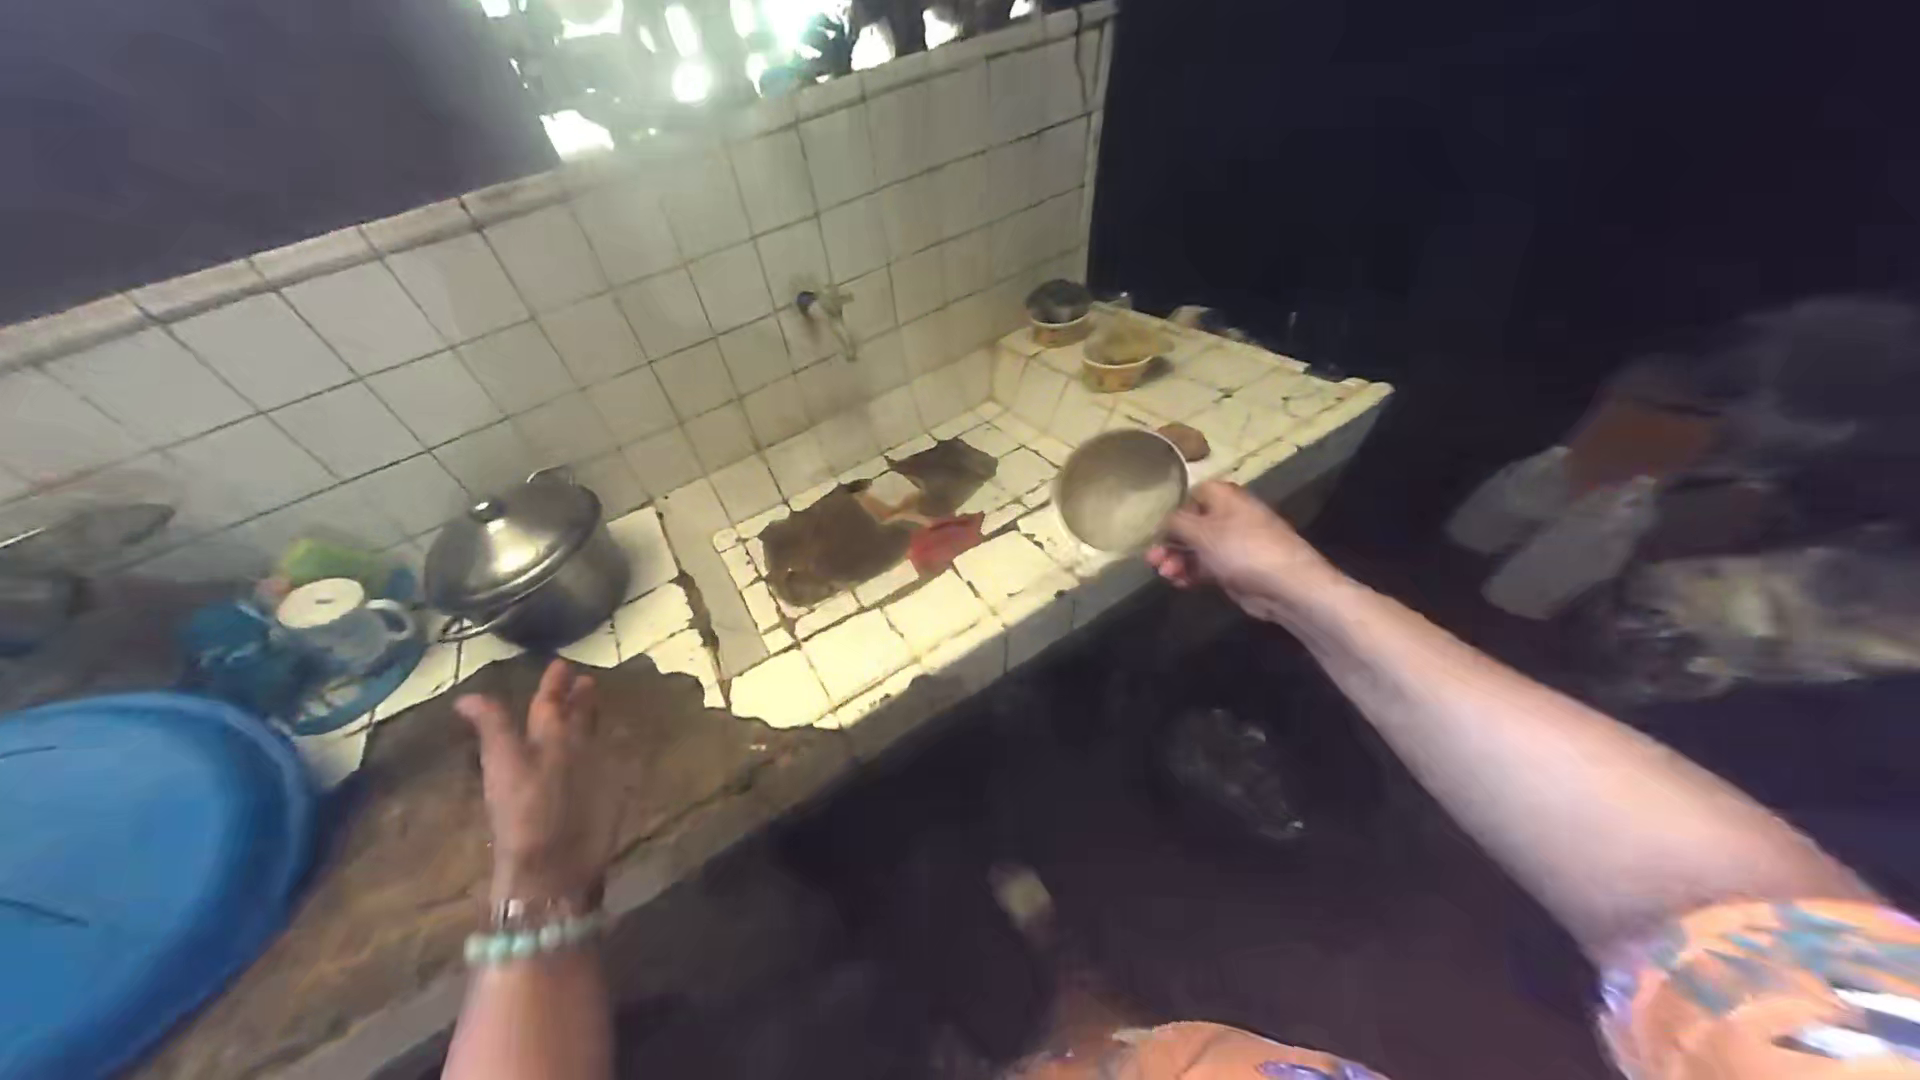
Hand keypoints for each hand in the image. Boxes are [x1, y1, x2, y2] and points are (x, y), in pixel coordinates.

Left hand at [456, 660, 608, 905]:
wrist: (554, 863)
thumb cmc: (530, 809)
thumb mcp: (508, 762)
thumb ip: (496, 728)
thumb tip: (463, 698)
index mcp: (529, 746)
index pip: (542, 707)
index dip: (551, 687)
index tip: (562, 663)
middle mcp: (552, 756)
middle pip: (561, 720)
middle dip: (571, 698)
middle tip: (585, 675)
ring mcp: (577, 772)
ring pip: (581, 735)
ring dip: (588, 714)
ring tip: (598, 694)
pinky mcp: (599, 789)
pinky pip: (603, 756)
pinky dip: (609, 741)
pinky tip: (617, 732)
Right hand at [1145, 481, 1341, 620]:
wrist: (1285, 585)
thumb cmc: (1240, 548)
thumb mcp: (1200, 530)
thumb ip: (1175, 523)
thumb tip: (1163, 522)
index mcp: (1224, 498)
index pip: (1192, 494)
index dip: (1174, 510)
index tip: (1159, 528)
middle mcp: (1228, 517)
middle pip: (1190, 525)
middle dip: (1169, 543)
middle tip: (1153, 560)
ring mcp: (1232, 544)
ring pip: (1194, 549)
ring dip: (1176, 561)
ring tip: (1165, 575)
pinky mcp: (1233, 569)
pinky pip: (1204, 567)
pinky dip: (1190, 573)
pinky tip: (1179, 583)